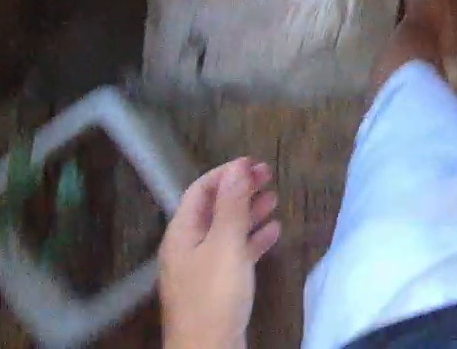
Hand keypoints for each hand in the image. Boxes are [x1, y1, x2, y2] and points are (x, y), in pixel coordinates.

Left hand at [159, 157, 281, 348]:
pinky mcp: (216, 287)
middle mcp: (188, 248)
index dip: (226, 173)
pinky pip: (235, 253)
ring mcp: (201, 269)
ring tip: (275, 199)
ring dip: (249, 211)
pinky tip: (273, 232)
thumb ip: (232, 204)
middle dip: (240, 189)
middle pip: (214, 208)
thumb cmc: (215, 294)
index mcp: (181, 234)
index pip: (200, 190)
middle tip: (268, 175)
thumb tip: (236, 168)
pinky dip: (253, 238)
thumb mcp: (226, 243)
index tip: (253, 162)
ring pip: (226, 229)